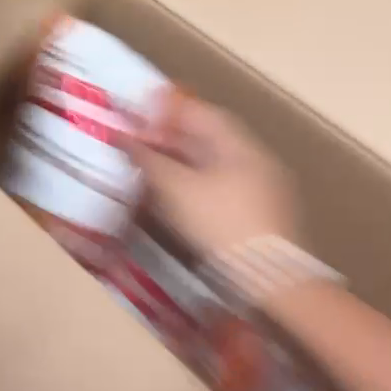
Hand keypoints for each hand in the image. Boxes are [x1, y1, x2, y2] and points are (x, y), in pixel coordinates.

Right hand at [130, 100, 296, 257]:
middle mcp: (256, 162)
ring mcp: (262, 189)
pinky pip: (219, 183)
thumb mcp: (172, 185)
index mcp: (241, 147)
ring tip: (146, 164)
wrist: (270, 281)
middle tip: (135, 140)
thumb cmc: (218, 220)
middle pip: (206, 137)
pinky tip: (171, 190)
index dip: (164, 109)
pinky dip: (192, 179)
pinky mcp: (259, 213)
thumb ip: (144, 155)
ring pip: (211, 161)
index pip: (200, 112)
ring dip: (178, 158)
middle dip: (168, 136)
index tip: (135, 114)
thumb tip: (119, 135)